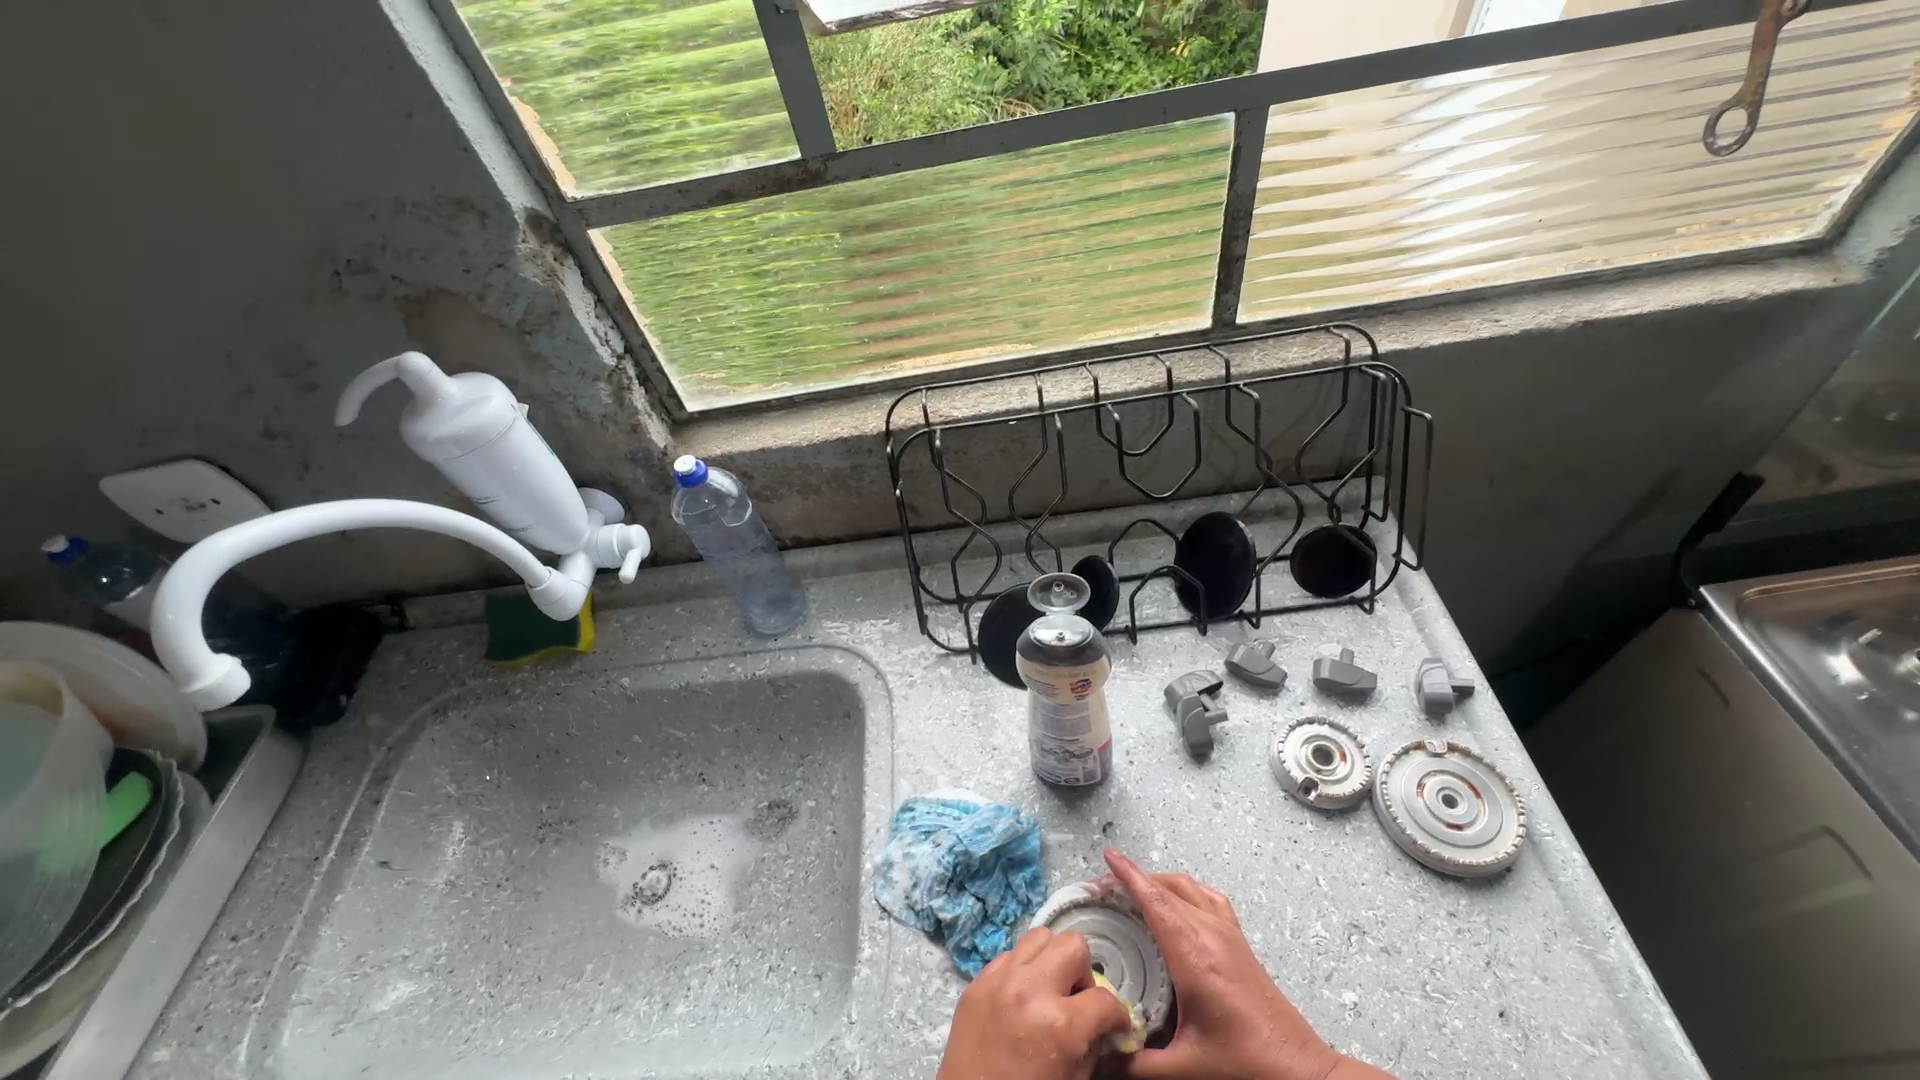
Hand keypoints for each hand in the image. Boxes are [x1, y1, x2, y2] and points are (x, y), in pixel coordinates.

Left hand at [938, 926, 1135, 1079]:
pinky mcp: (977, 981)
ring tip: (1049, 989)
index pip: (1106, 1000)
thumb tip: (1103, 1019)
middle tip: (1077, 1000)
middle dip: (1083, 972)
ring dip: (1052, 960)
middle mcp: (1030, 989)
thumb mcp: (1074, 1077)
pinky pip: (1010, 955)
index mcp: (1060, 1023)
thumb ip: (1093, 1042)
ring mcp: (999, 980)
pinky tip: (1021, 997)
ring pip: (1040, 937)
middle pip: (1073, 945)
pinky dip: (1023, 970)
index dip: (1117, 1016)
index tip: (1114, 1025)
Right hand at [1103, 849, 1392, 1079]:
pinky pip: (1208, 898)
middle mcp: (1212, 935)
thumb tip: (1101, 1059)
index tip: (1109, 857)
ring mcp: (1229, 934)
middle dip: (1134, 878)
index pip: (1156, 900)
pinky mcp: (1240, 942)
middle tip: (1105, 885)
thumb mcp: (1184, 1067)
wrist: (1298, 1069)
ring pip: (1189, 887)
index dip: (1129, 876)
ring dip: (1159, 880)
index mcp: (1194, 955)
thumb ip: (1136, 1063)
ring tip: (1134, 887)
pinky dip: (1185, 889)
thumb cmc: (1247, 1062)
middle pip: (1168, 888)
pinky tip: (1176, 900)